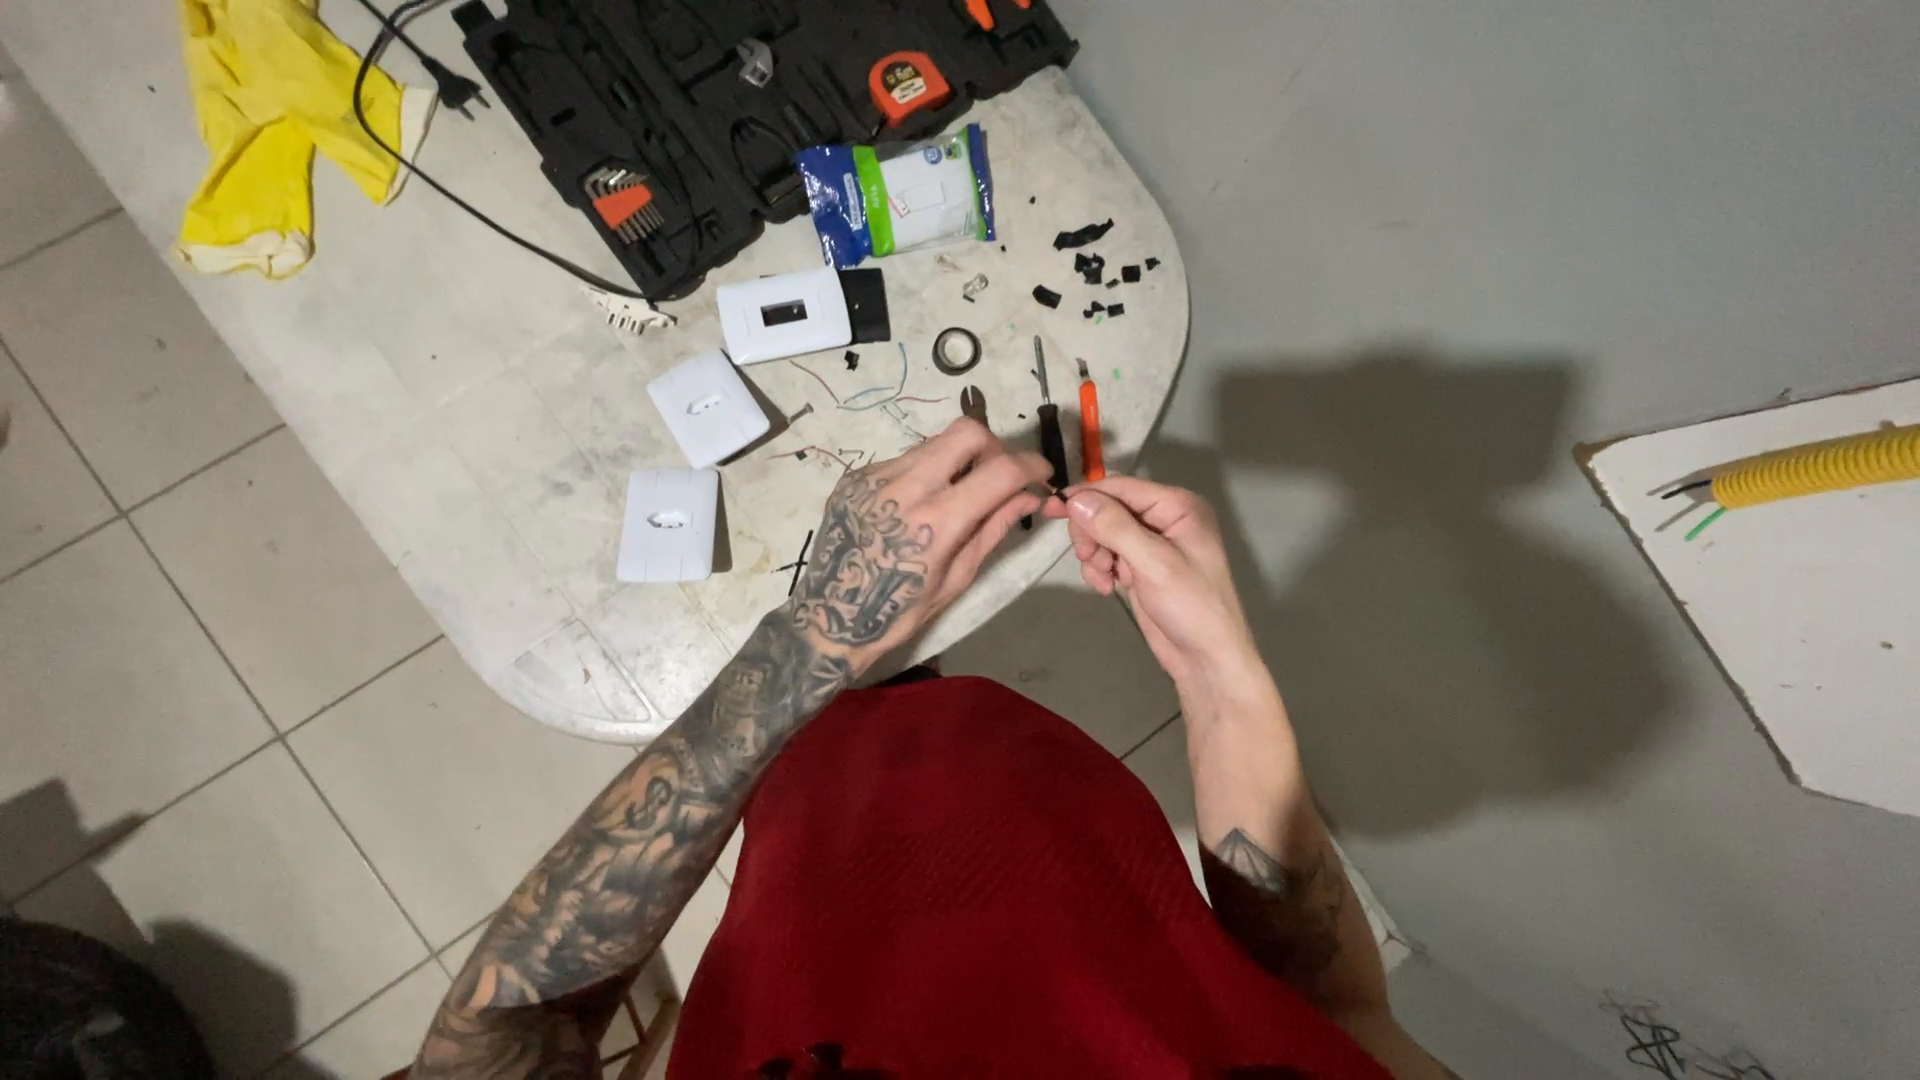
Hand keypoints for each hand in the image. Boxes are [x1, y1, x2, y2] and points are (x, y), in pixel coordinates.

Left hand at [789, 417, 1050, 673]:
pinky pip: (903, 460)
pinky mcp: (855, 478)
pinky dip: (923, 473)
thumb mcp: (958, 576)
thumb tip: (1030, 495)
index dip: (1031, 465)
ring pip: (932, 443)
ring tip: (957, 492)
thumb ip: (994, 527)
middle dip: (994, 447)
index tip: (1040, 473)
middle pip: (966, 432)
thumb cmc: (900, 611)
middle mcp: (904, 487)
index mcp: (936, 522)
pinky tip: (918, 505)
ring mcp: (874, 477)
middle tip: (999, 474)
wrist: (829, 620)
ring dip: (957, 459)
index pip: (1000, 470)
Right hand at [1042, 476, 1258, 690]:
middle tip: (1088, 558)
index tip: (1050, 509)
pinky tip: (1106, 588)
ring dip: (1095, 554)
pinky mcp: (1142, 567)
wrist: (1206, 659)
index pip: (1121, 488)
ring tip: (1102, 578)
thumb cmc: (1191, 606)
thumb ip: (1114, 528)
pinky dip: (1100, 569)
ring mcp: (1153, 543)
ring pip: (1103, 533)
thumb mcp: (1153, 563)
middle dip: (1092, 532)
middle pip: (1108, 508)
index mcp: (1177, 506)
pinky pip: (1108, 555)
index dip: (1086, 496)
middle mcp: (1165, 518)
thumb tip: (1077, 500)